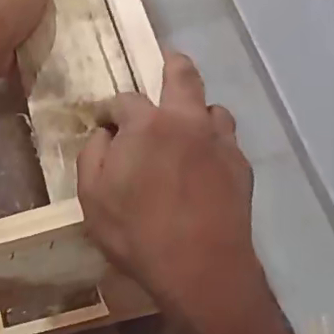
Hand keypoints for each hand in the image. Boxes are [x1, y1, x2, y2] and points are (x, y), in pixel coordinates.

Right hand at [79, 52, 277, 333]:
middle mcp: (188, 121)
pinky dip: (214, 144)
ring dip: (197, 112)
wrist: (201, 268)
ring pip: (212, 108)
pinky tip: (206, 166)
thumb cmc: (137, 234)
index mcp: (147, 125)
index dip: (111, 109)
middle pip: (182, 74)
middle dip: (170, 64)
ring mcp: (220, 141)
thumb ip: (93, 156)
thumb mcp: (92, 199)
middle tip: (165, 64)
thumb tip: (105, 135)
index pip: (125, 99)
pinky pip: (227, 141)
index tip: (106, 123)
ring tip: (187, 130)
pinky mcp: (242, 166)